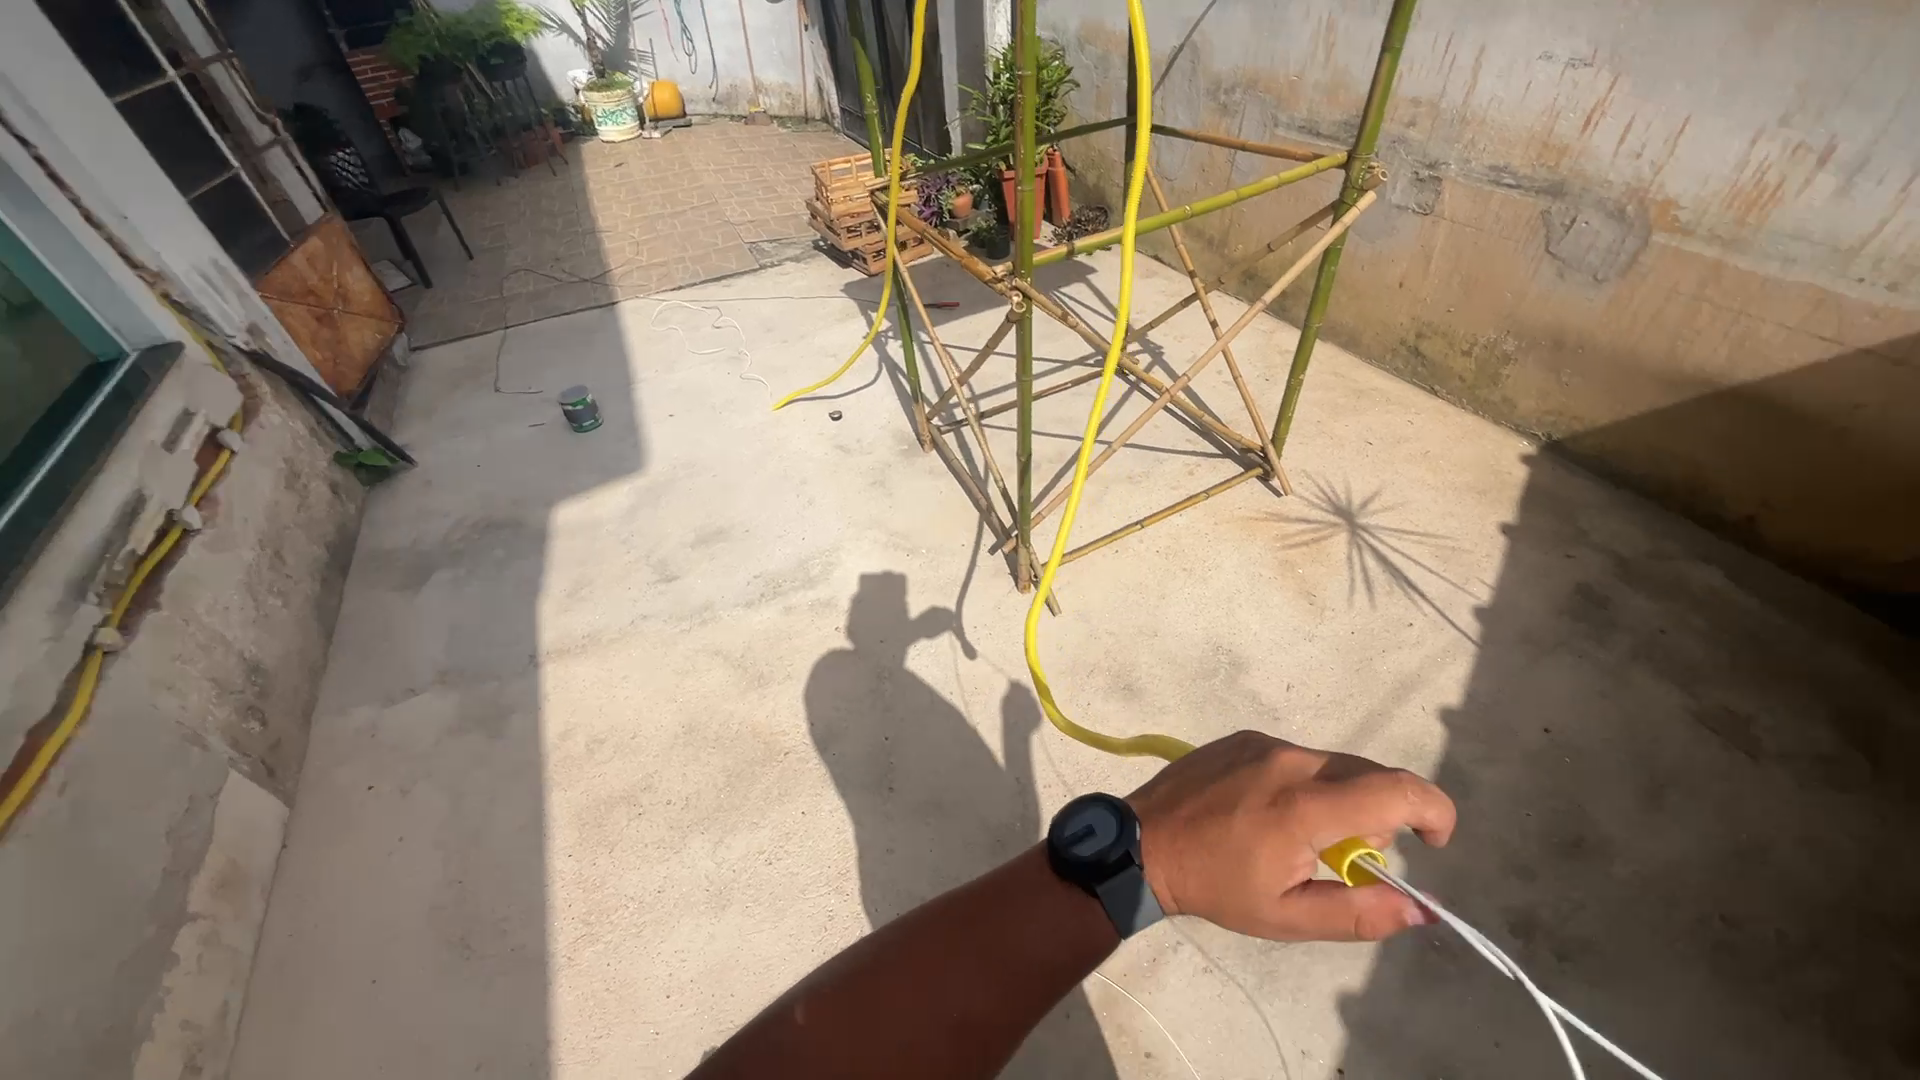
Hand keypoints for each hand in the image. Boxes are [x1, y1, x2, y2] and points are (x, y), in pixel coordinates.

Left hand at [1127, 731, 1454, 941]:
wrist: (1142, 842)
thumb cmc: (1214, 884)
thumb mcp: (1287, 916)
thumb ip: (1360, 913)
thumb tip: (1419, 907)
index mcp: (1305, 805)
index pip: (1397, 789)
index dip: (1434, 811)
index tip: (1434, 842)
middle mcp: (1290, 760)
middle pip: (1370, 774)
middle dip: (1384, 813)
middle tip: (1349, 855)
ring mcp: (1262, 742)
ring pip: (1333, 764)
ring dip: (1341, 798)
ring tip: (1302, 836)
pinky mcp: (1242, 737)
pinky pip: (1296, 756)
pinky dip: (1306, 782)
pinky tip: (1270, 812)